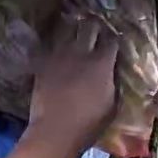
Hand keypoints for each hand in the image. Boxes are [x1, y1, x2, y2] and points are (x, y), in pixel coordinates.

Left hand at [27, 15, 118, 151]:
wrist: (55, 131)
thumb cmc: (89, 124)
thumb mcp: (112, 105)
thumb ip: (114, 84)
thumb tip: (113, 74)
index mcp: (102, 63)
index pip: (112, 40)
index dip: (114, 39)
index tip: (114, 41)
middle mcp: (81, 53)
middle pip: (89, 27)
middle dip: (93, 26)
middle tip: (94, 28)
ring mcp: (59, 56)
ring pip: (66, 30)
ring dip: (72, 28)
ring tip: (73, 28)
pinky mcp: (42, 63)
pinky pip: (48, 45)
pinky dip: (53, 43)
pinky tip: (55, 45)